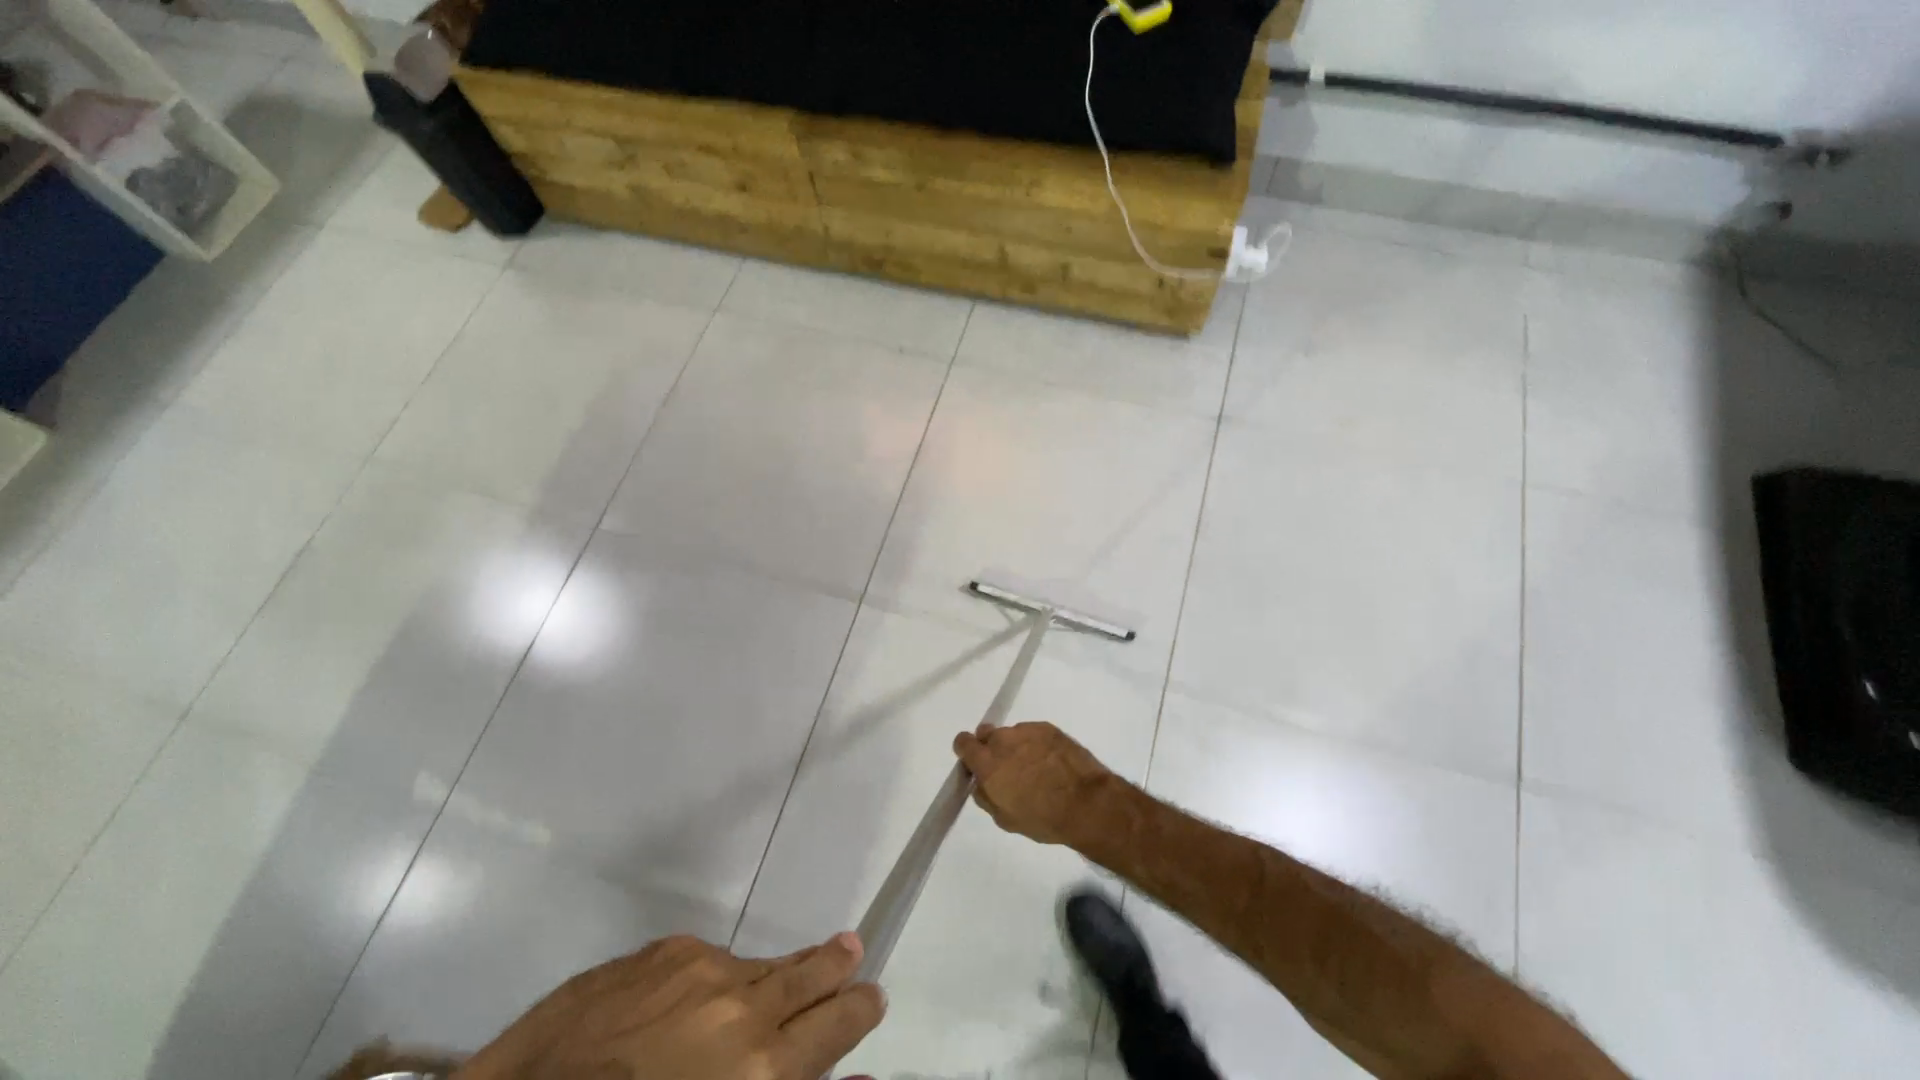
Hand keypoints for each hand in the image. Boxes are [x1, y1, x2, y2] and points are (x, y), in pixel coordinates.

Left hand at [451, 932, 883, 1079]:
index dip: (859, 1009)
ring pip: (762, 964)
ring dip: (784, 968)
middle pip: (808, 976)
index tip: (872, 997)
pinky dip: (726, 971)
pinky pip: (712, 956)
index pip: (836, 1022)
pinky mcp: (659, 953)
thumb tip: (856, 1076)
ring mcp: (697, 971)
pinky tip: (716, 984)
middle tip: (852, 951)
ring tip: (809, 957)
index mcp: (760, 1069)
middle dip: (835, 965)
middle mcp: (739, 1008)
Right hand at [952, 721, 1118, 846]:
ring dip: (1017, 746)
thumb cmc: (1042, 817)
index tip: (975, 763)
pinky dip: (1037, 744)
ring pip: (1012, 734)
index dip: (967, 751)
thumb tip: (980, 783)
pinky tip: (1052, 762)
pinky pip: (1034, 733)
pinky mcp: (1049, 728)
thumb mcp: (1004, 818)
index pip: (962, 742)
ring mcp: (1027, 731)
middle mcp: (1003, 740)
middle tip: (1008, 768)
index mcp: (986, 763)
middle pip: (986, 734)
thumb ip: (985, 795)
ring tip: (1037, 767)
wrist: (1087, 803)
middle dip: (992, 748)